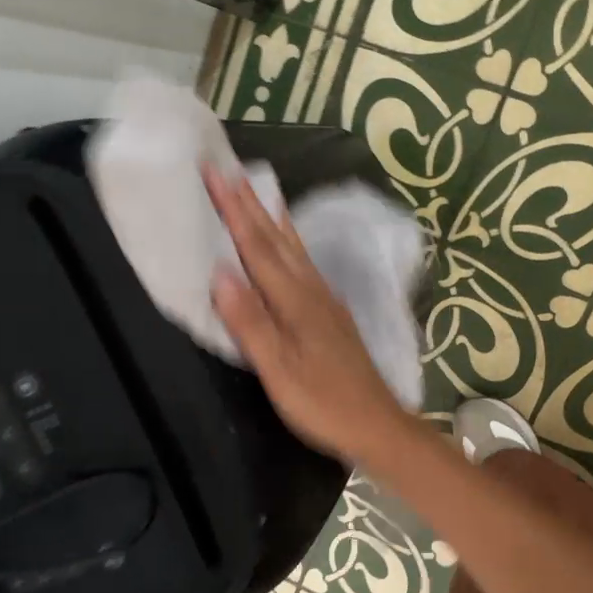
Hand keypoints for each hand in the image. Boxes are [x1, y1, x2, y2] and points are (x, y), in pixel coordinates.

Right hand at [204, 164, 414, 461]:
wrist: (378, 426)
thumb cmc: (323, 404)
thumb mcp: (279, 371)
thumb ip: (250, 323)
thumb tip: (219, 273)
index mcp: (294, 300)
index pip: (257, 246)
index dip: (234, 209)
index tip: (213, 171)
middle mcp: (311, 289)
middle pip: (276, 238)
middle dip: (249, 202)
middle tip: (227, 167)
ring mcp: (325, 299)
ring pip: (293, 246)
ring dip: (271, 215)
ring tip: (257, 188)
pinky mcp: (331, 313)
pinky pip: (303, 262)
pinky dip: (288, 241)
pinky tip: (288, 242)